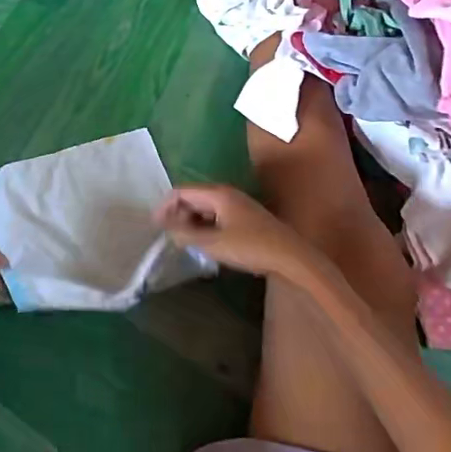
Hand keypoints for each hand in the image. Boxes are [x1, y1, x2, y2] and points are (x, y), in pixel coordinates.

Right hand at [155, 184, 315, 276]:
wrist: (294, 259)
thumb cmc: (251, 247)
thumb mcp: (213, 243)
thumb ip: (186, 235)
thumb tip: (167, 230)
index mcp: (217, 194)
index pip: (181, 192)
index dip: (165, 206)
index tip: (155, 225)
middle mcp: (227, 194)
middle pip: (193, 197)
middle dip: (177, 214)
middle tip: (169, 234)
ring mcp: (239, 205)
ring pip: (205, 208)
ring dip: (191, 221)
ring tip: (184, 240)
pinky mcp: (247, 218)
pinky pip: (217, 216)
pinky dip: (205, 225)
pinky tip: (205, 242)